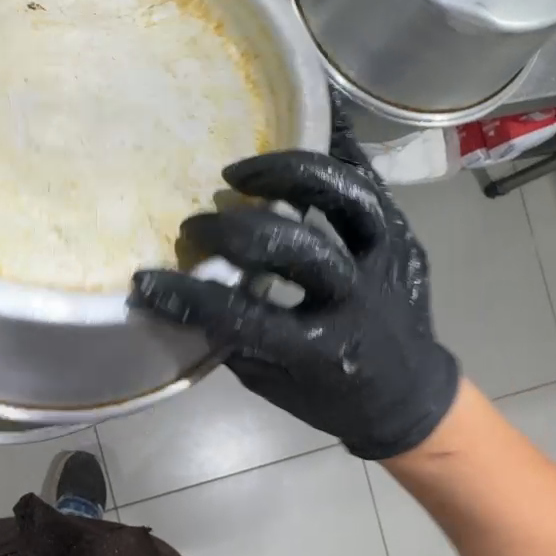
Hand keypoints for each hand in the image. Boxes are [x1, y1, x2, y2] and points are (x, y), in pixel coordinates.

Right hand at [129, 122, 459, 460]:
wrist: (409, 395)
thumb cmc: (330, 398)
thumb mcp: (271, 383)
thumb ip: (234, 337)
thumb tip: (193, 289)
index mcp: (319, 350)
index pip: (241, 316)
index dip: (188, 296)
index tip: (147, 280)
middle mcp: (356, 301)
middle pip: (292, 247)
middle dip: (231, 231)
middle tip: (195, 228)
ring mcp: (387, 263)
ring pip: (343, 196)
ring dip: (284, 174)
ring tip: (239, 175)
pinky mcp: (404, 239)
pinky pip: (368, 186)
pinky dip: (328, 164)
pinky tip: (289, 157)